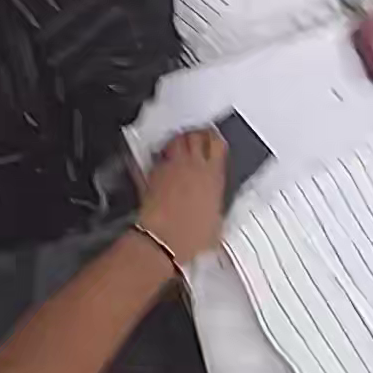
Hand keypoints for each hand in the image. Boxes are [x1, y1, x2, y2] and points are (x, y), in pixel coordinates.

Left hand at [137, 128, 227, 262]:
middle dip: (197, 134)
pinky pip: (160, 154)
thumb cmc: (192, 235)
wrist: (165, 238)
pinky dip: (163, 153)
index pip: (217, 144)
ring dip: (180, 139)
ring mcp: (172, 166)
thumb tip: (215, 206)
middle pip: (195, 135)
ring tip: (181, 143)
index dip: (215, 138)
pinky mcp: (154, 171)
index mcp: (213, 176)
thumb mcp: (218, 222)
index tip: (214, 138)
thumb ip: (218, 205)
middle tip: (197, 137)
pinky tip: (164, 159)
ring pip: (177, 139)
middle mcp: (193, 166)